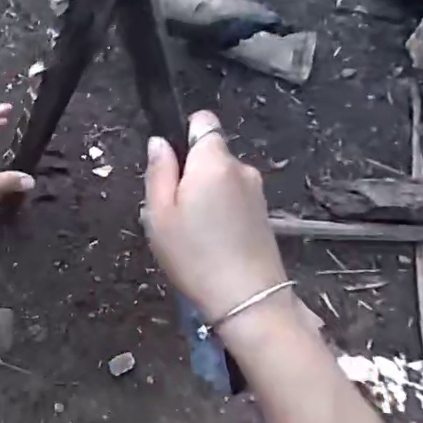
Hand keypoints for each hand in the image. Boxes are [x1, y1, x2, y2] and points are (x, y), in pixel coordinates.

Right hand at [142, 111, 288, 320]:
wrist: (248, 301)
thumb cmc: (194, 255)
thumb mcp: (159, 214)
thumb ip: (158, 172)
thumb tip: (159, 143)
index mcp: (213, 161)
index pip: (203, 121)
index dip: (183, 134)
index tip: (170, 165)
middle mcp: (240, 168)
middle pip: (210, 153)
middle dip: (190, 171)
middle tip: (173, 208)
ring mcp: (256, 191)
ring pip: (221, 177)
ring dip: (205, 193)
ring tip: (191, 230)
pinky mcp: (264, 213)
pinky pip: (233, 197)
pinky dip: (220, 210)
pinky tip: (211, 240)